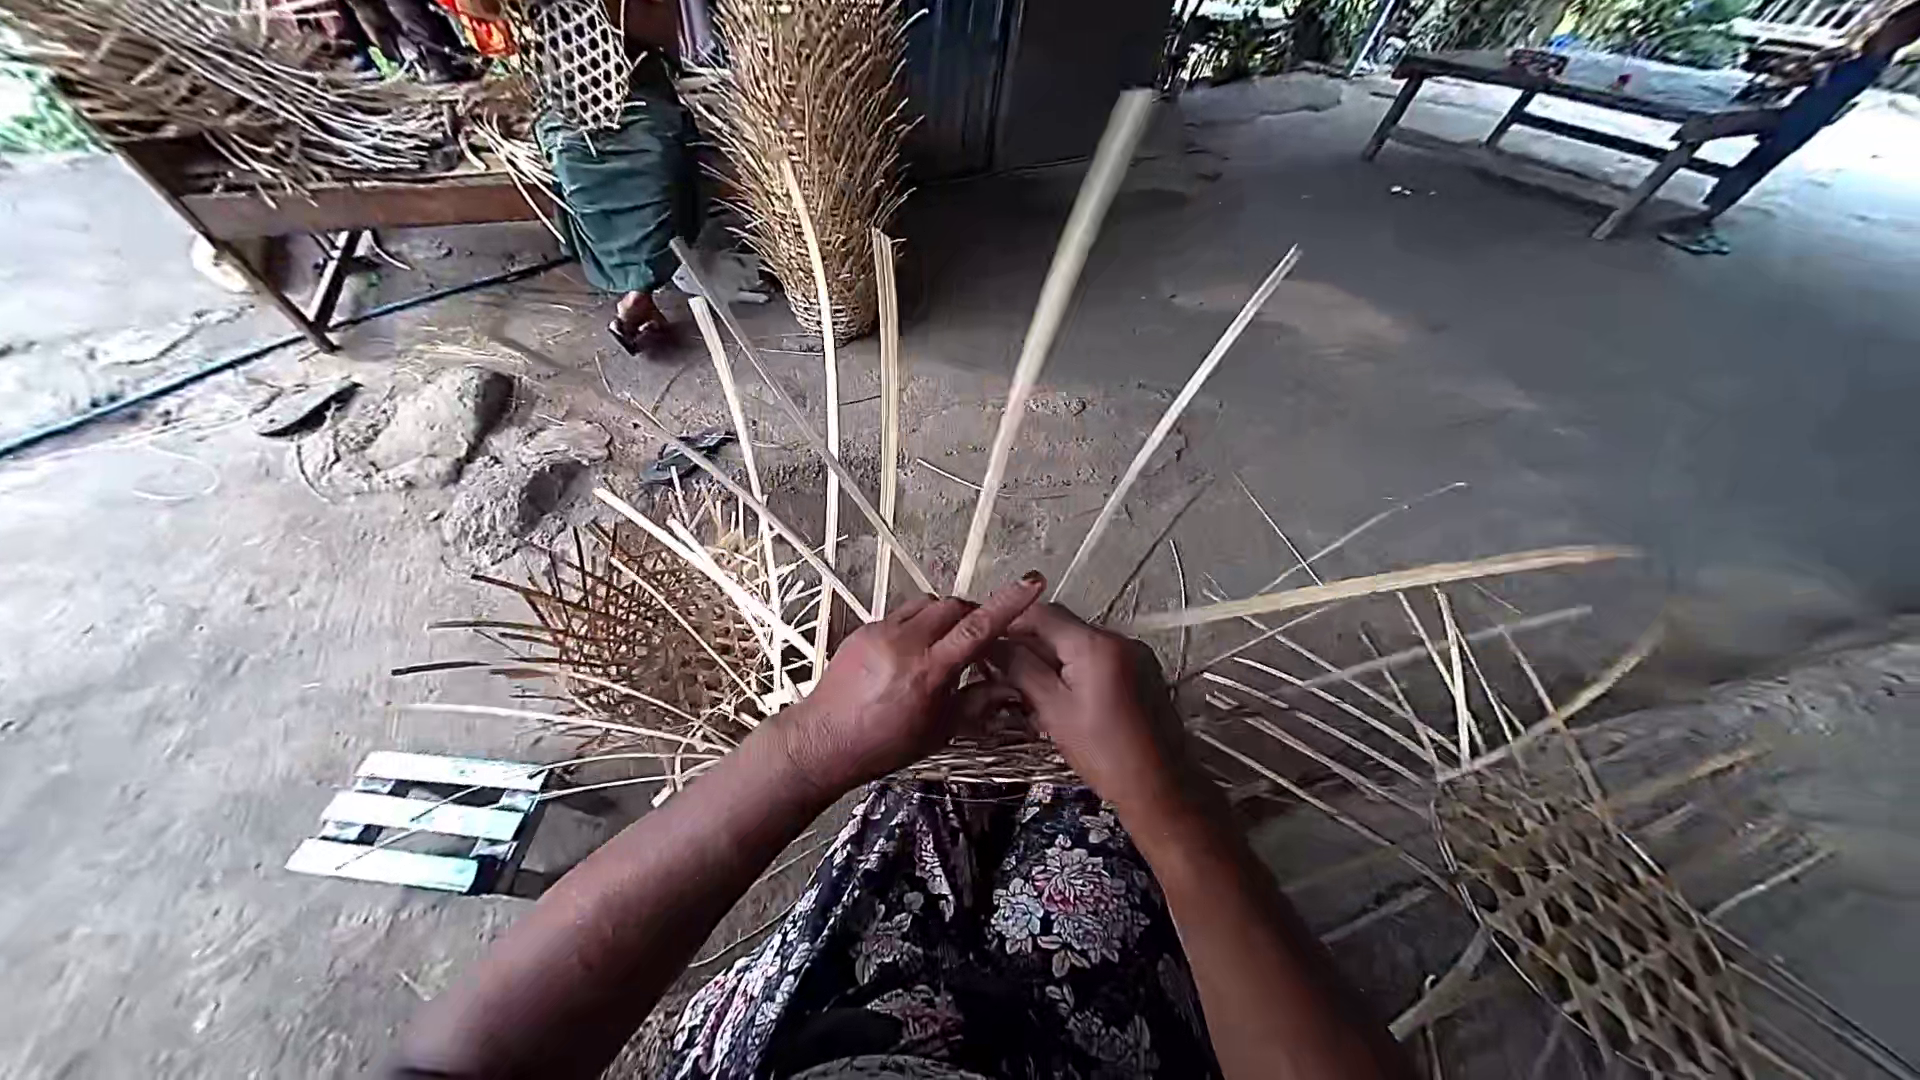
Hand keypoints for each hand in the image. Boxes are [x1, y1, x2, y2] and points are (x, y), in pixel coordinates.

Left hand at [770, 574, 1045, 794]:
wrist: (823, 741)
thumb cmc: (882, 743)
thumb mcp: (938, 730)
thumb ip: (977, 702)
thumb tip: (1011, 689)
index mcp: (928, 672)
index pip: (977, 629)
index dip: (1008, 603)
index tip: (1030, 583)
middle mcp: (905, 644)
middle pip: (953, 606)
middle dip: (972, 613)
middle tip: (978, 636)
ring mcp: (881, 632)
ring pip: (927, 604)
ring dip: (944, 616)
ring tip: (943, 643)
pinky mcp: (864, 629)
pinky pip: (901, 614)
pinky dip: (916, 624)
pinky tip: (911, 651)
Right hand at [992, 603, 1194, 809]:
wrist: (1161, 790)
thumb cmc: (1109, 757)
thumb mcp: (1054, 711)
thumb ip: (1021, 669)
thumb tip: (995, 645)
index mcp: (1097, 646)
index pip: (1042, 613)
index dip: (1010, 624)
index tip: (989, 641)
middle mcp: (1120, 640)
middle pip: (1061, 627)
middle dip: (1029, 645)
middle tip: (1003, 671)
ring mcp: (1135, 654)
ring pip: (1078, 644)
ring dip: (1050, 659)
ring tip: (1032, 692)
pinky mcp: (1141, 671)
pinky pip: (1098, 658)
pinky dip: (1075, 669)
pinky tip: (1061, 699)